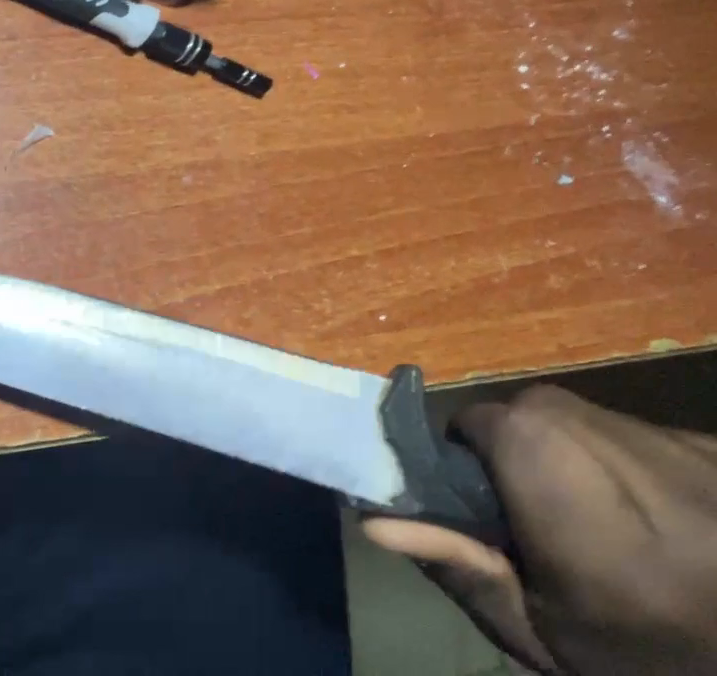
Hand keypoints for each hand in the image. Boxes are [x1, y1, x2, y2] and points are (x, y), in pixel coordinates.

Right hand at [363, 386, 716, 674]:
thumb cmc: (649, 659)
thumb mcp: (541, 634)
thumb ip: (461, 566)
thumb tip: (375, 522)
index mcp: (559, 481)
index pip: (484, 420)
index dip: (471, 451)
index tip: (484, 500)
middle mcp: (621, 446)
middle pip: (540, 410)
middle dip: (526, 445)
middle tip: (542, 511)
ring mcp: (691, 446)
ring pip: (599, 422)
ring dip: (587, 455)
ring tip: (616, 523)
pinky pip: (658, 441)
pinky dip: (650, 470)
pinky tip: (675, 525)